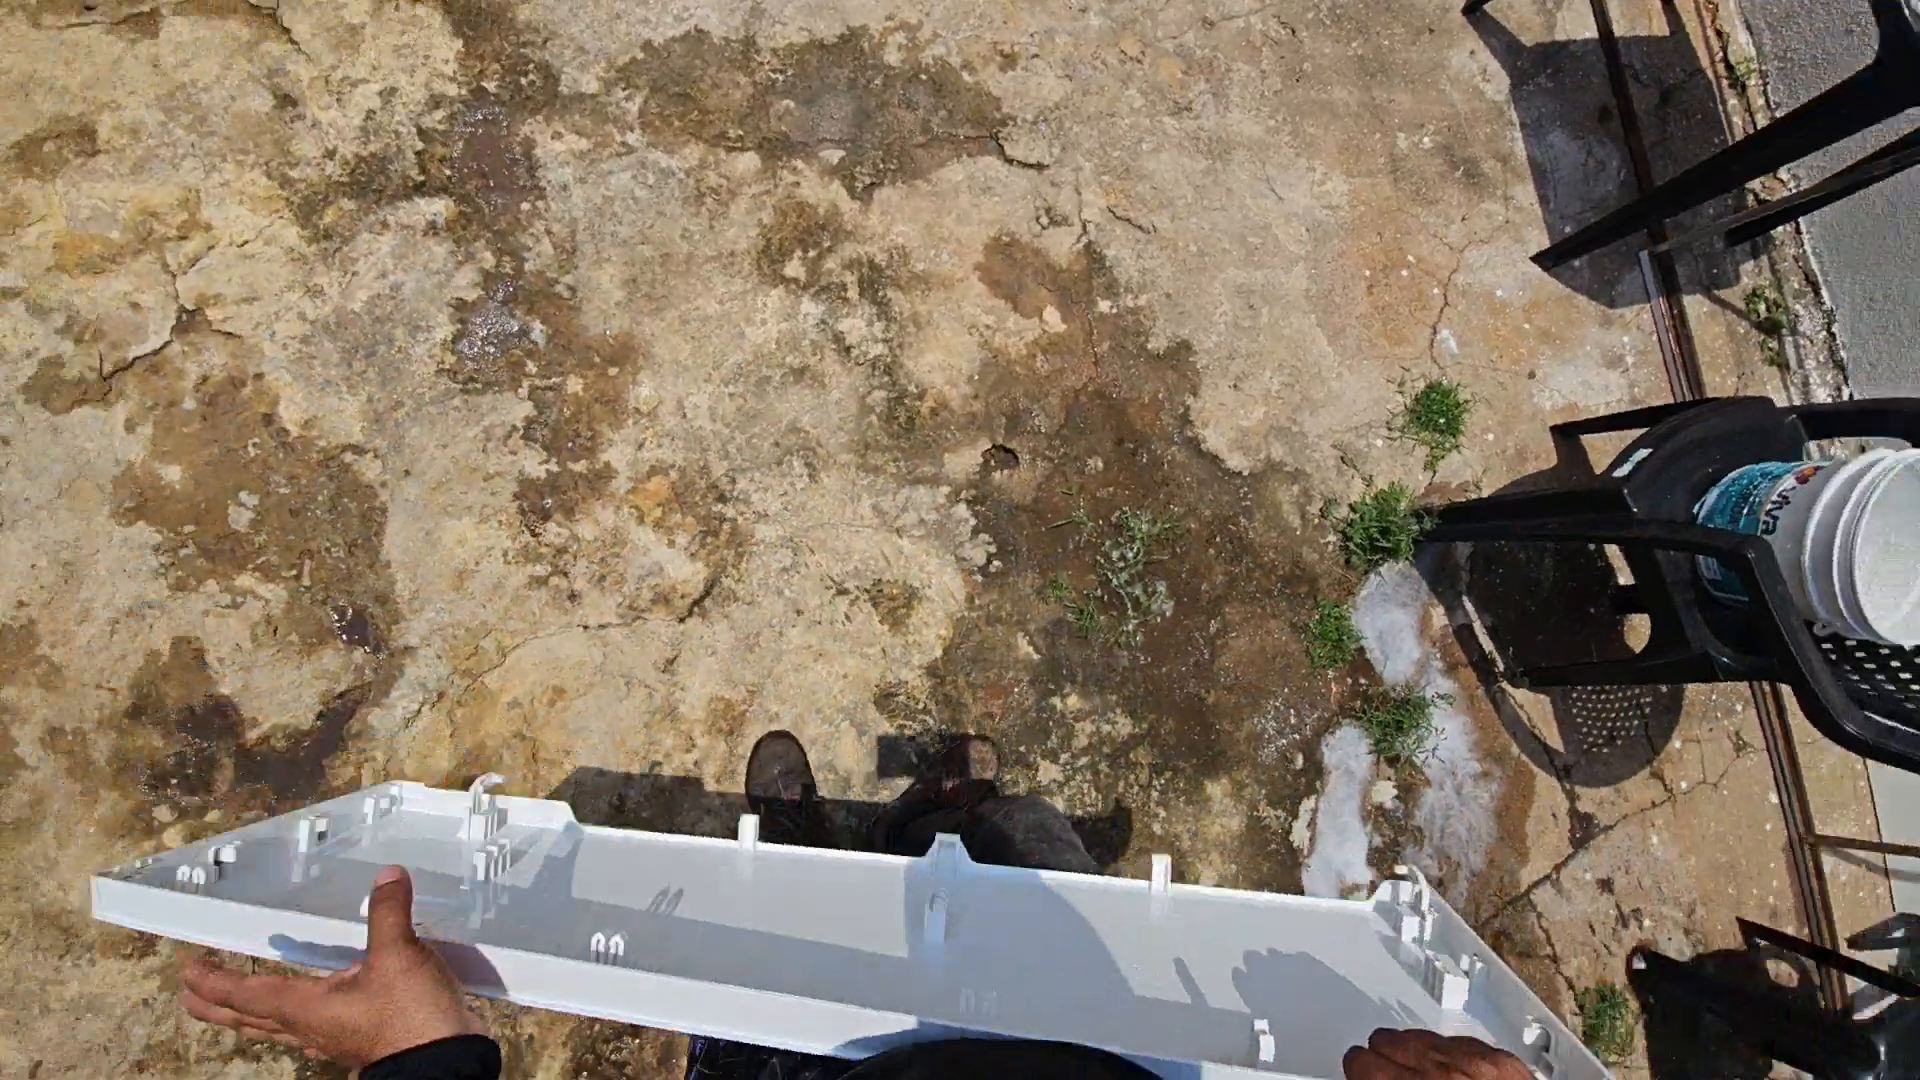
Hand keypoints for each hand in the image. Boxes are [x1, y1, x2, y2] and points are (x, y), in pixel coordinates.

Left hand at [181, 865, 485, 1066]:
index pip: (246, 994)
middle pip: (248, 1018)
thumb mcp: (399, 954)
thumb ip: (389, 914)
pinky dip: (289, 1021)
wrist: (437, 1053)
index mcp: (305, 1006)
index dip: (216, 981)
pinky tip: (305, 1019)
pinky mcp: (353, 1039)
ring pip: (272, 1027)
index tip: (188, 968)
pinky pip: (303, 1030)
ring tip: (237, 1007)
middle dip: (217, 1006)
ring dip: (248, 1016)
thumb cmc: (407, 1008)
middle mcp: (307, 1025)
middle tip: (190, 993)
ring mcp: (329, 1036)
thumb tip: (387, 875)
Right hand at [1343, 1029, 1532, 1078]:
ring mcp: (1473, 1061)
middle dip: (1388, 1063)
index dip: (1361, 1076)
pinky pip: (1461, 1043)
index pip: (1359, 1061)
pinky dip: (1457, 1060)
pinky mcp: (1504, 1061)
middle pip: (1384, 1040)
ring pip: (1420, 1037)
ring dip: (1420, 1058)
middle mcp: (1438, 1071)